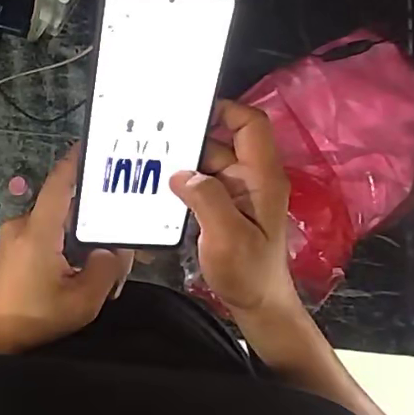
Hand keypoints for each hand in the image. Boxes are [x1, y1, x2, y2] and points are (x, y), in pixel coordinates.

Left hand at [0, 150, 130, 353]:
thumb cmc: (34, 317)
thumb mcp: (82, 301)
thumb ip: (106, 270)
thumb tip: (115, 251)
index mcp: (38, 231)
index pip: (60, 184)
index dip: (78, 162)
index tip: (97, 147)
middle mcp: (23, 225)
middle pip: (65, 206)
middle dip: (94, 214)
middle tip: (122, 223)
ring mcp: (15, 235)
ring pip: (56, 222)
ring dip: (80, 234)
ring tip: (104, 254)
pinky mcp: (13, 247)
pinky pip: (46, 235)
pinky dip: (65, 244)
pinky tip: (80, 264)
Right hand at [170, 99, 298, 317]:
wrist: (258, 304)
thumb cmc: (249, 272)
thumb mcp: (228, 236)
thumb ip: (207, 199)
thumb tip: (182, 174)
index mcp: (261, 178)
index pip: (250, 125)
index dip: (225, 110)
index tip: (190, 111)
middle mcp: (250, 179)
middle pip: (222, 142)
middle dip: (192, 138)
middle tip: (157, 139)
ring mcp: (237, 194)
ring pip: (208, 164)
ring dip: (183, 163)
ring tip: (152, 162)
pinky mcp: (224, 209)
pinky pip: (201, 185)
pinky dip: (183, 183)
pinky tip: (161, 188)